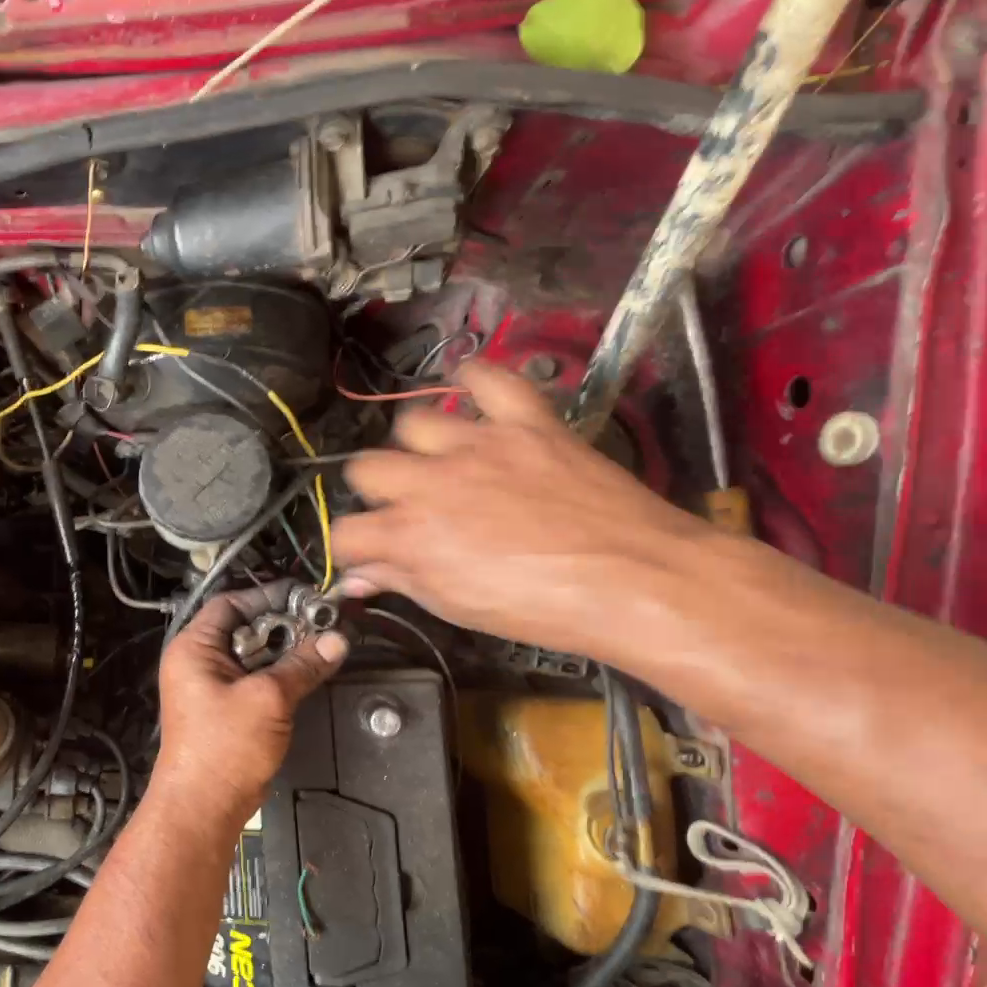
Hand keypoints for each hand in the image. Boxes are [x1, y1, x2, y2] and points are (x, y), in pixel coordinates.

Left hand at [155, 584, 349, 818]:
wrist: (204, 804)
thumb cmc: (225, 745)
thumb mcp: (268, 699)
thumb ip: (302, 666)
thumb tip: (336, 641)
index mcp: (193, 647)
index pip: (229, 604)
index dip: (266, 597)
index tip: (305, 598)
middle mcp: (196, 661)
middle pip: (242, 628)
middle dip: (282, 625)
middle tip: (320, 624)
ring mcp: (209, 686)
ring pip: (251, 656)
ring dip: (284, 652)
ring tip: (321, 646)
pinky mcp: (224, 709)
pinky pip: (252, 680)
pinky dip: (278, 675)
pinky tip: (307, 674)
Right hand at [330, 361, 719, 658]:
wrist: (639, 580)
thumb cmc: (544, 608)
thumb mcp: (457, 606)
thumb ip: (399, 582)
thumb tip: (357, 579)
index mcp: (409, 535)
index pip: (347, 532)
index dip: (351, 547)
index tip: (366, 554)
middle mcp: (430, 483)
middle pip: (366, 469)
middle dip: (375, 490)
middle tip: (404, 507)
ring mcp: (478, 445)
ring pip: (414, 424)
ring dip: (417, 445)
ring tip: (438, 460)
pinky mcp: (527, 423)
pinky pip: (490, 380)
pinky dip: (475, 378)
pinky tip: (468, 384)